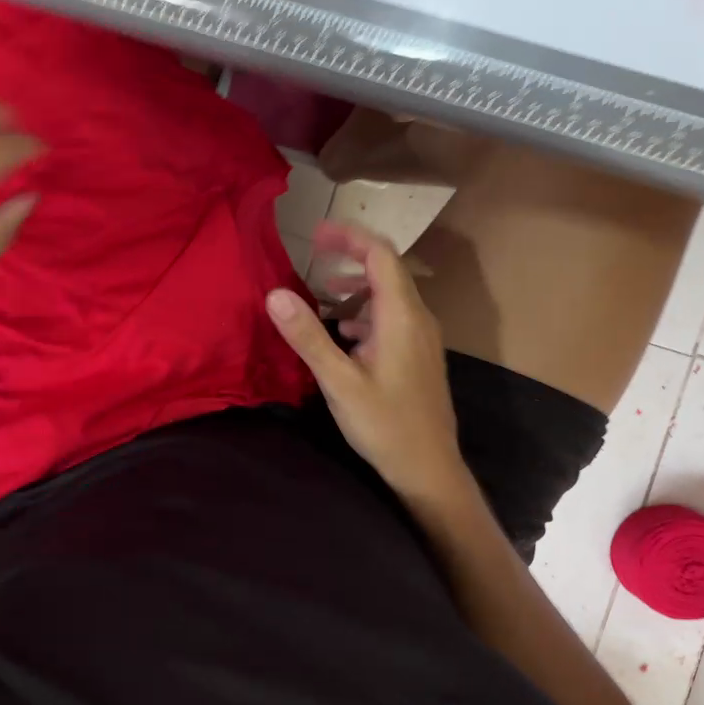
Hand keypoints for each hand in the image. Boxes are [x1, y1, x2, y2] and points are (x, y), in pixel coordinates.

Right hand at [265, 221, 467, 499]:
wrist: (429, 470)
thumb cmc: (385, 425)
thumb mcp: (339, 381)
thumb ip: (308, 336)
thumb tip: (274, 294)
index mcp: (401, 317)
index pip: (381, 255)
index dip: (349, 238)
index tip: (315, 234)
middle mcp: (418, 319)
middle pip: (387, 269)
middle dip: (349, 257)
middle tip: (312, 257)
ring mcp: (422, 338)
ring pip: (390, 295)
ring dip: (356, 287)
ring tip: (321, 295)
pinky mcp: (418, 355)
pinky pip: (392, 317)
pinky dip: (365, 312)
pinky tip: (342, 334)